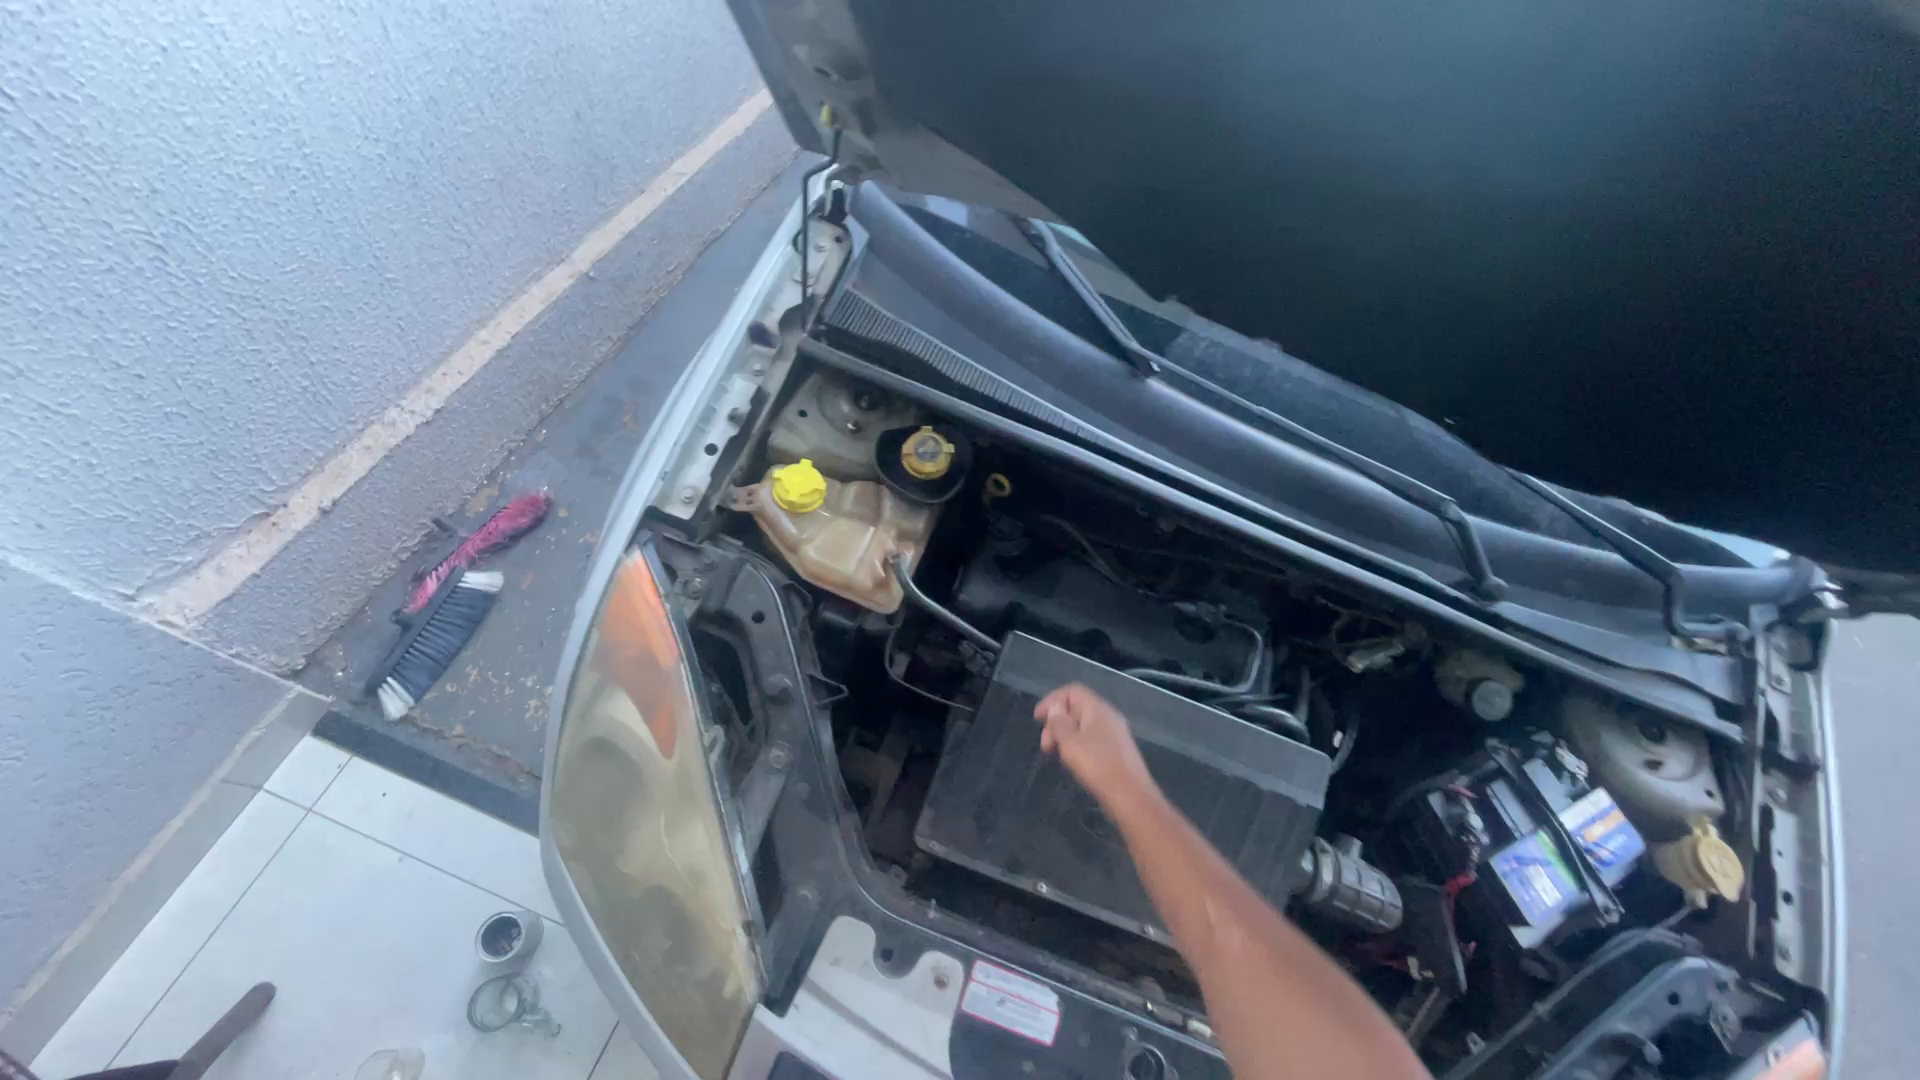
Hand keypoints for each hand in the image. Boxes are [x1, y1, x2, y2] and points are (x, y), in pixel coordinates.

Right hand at [1035, 683, 1156, 809]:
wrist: (1131, 797)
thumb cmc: (1097, 766)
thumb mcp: (1070, 742)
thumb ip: (1059, 722)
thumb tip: (1055, 708)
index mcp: (1098, 709)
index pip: (1072, 691)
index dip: (1052, 700)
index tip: (1037, 719)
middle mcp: (1109, 716)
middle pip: (1078, 707)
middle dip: (1057, 721)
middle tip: (1045, 744)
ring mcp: (1115, 734)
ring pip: (1084, 725)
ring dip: (1065, 735)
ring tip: (1056, 754)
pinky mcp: (1118, 751)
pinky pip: (1092, 739)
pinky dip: (1077, 745)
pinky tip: (1073, 762)